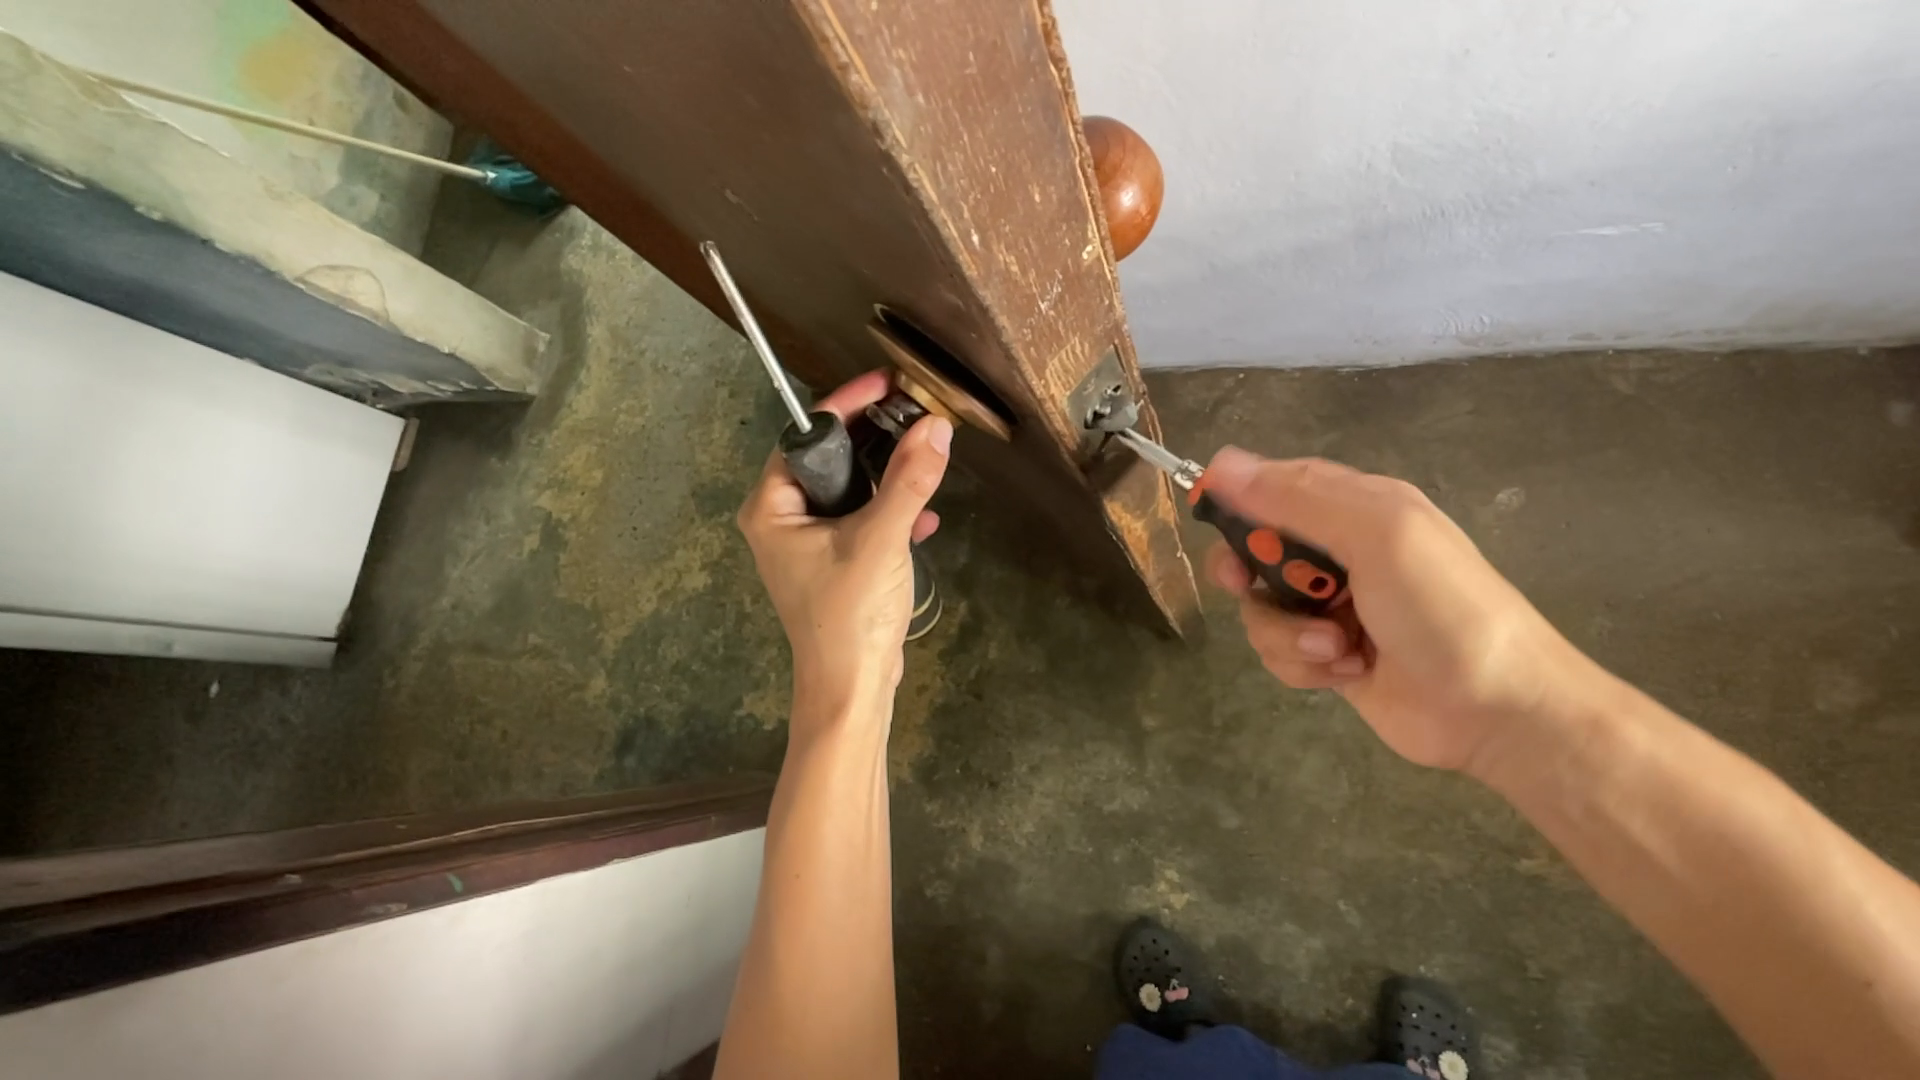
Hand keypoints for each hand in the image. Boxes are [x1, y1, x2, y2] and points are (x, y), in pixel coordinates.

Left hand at [737, 371, 951, 723]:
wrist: (853, 688)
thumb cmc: (850, 613)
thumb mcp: (882, 539)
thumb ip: (908, 480)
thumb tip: (937, 426)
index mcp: (773, 506)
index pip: (807, 435)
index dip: (847, 405)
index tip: (888, 384)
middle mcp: (783, 519)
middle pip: (830, 459)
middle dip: (875, 440)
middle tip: (916, 417)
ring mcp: (809, 544)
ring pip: (850, 489)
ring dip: (888, 476)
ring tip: (926, 458)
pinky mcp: (835, 564)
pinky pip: (862, 520)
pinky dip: (890, 513)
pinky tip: (924, 518)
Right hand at [1200, 449, 1598, 772]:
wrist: (1497, 710)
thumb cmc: (1441, 608)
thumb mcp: (1376, 535)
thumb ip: (1297, 499)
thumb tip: (1221, 463)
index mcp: (1359, 508)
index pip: (1280, 484)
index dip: (1240, 500)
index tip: (1211, 520)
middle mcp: (1342, 553)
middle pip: (1257, 548)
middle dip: (1247, 571)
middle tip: (1244, 585)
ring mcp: (1334, 608)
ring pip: (1262, 608)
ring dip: (1286, 632)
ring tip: (1336, 649)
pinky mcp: (1328, 657)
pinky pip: (1279, 651)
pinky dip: (1302, 664)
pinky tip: (1343, 672)